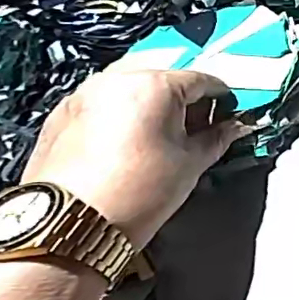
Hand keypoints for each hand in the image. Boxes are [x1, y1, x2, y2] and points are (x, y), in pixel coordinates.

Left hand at [19, 67, 248, 248]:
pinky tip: (131, 141)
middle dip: (186, 99)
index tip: (228, 118)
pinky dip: (125, 112)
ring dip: (154, 102)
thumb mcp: (193, 162)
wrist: (71, 222)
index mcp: (155, 85)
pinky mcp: (63, 113)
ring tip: (163, 134)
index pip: (204, 80)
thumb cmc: (139, 190)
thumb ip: (218, 136)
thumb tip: (235, 127)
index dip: (222, 100)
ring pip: (134, 86)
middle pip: (166, 77)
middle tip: (197, 127)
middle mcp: (117, 79)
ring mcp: (85, 94)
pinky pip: (106, 101)